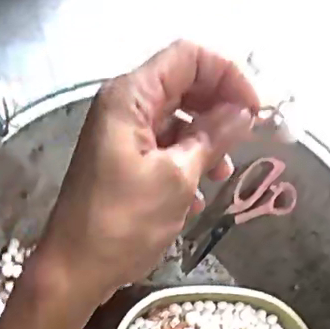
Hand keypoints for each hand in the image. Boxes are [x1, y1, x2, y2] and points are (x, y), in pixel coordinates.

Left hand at [31, 40, 258, 309]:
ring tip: (221, 177)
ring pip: (174, 122)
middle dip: (218, 109)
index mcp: (131, 96)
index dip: (229, 74)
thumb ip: (213, 136)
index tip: (255, 112)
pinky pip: (160, 151)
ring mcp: (118, 138)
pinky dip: (183, 166)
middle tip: (244, 142)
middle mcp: (122, 107)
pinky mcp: (118, 167)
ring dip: (204, 142)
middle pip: (183, 86)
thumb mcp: (176, 178)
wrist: (74, 271)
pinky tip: (195, 199)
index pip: (190, 56)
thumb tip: (243, 111)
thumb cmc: (123, 224)